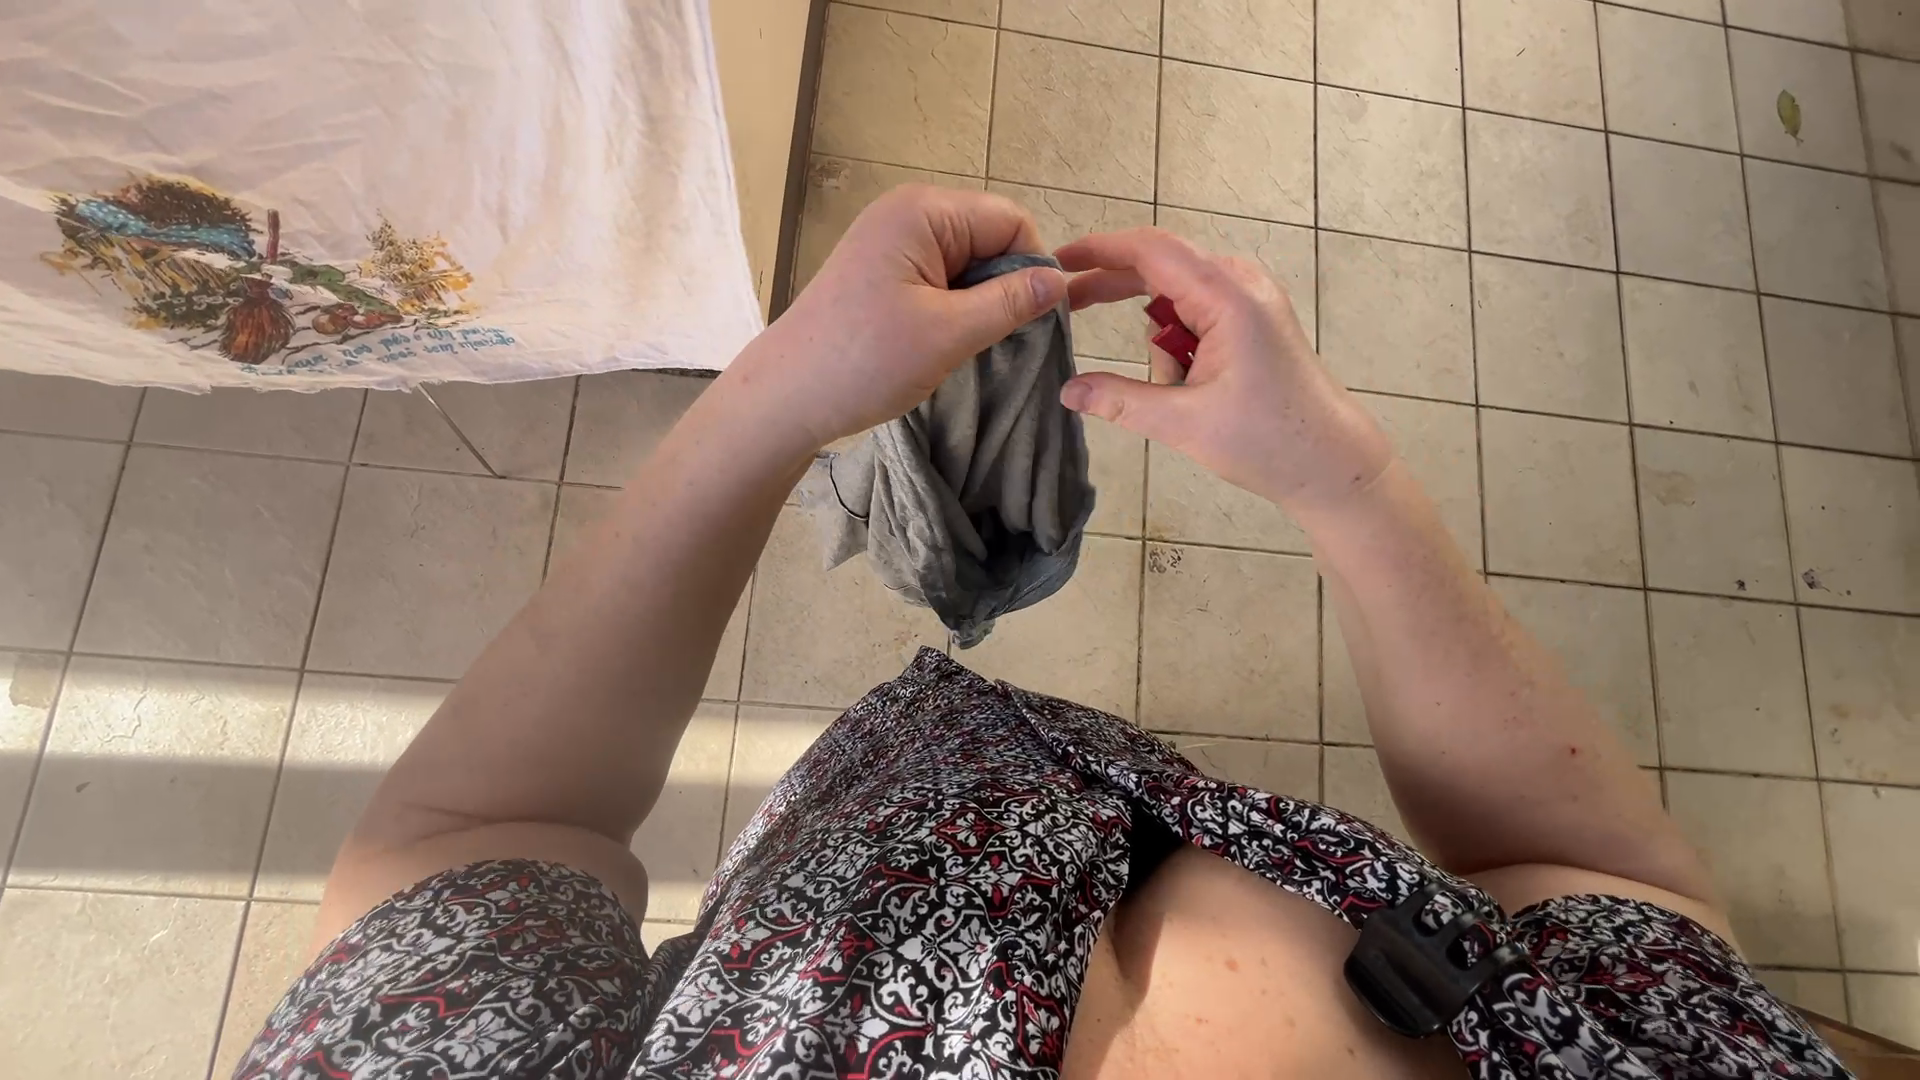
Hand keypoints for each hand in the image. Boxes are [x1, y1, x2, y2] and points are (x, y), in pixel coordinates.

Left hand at [730, 185, 1068, 451]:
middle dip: (1003, 287)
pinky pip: (938, 282)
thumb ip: (1009, 303)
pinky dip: (951, 311)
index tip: (1032, 321)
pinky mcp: (882, 275)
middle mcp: (907, 214)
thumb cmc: (866, 361)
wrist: (789, 396)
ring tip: (964, 346)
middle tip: (998, 341)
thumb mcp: (948, 334)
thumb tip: (1059, 282)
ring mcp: (891, 245)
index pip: (1009, 221)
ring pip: (965, 266)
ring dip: (976, 305)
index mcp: (923, 211)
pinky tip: (941, 344)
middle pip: (988, 239)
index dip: (1031, 267)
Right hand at [1055, 228, 1392, 513]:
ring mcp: (1249, 301)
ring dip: (1159, 344)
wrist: (1330, 462)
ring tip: (1175, 393)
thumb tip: (1066, 391)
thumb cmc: (1265, 440)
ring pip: (1175, 302)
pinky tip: (1189, 387)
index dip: (1100, 250)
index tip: (1057, 260)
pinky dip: (1178, 349)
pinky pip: (1195, 318)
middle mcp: (1240, 284)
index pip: (1151, 251)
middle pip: (1159, 268)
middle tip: (1069, 311)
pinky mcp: (1251, 322)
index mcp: (1227, 297)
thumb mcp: (1182, 422)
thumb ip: (1119, 401)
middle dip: (1114, 290)